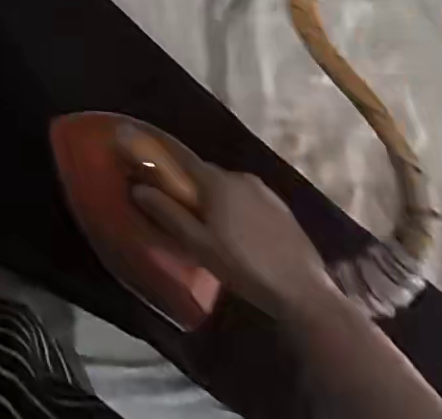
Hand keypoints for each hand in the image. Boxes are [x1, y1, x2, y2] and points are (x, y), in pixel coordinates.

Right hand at [131, 166, 339, 320]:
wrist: (304, 292)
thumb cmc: (244, 267)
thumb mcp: (199, 245)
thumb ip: (168, 214)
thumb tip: (137, 188)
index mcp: (217, 182)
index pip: (183, 159)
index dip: (163, 156)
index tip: (144, 150)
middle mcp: (240, 177)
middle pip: (206, 174)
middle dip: (193, 187)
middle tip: (185, 212)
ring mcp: (265, 191)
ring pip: (229, 187)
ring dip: (218, 199)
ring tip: (214, 228)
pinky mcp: (282, 207)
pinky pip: (249, 198)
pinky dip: (239, 208)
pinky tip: (242, 234)